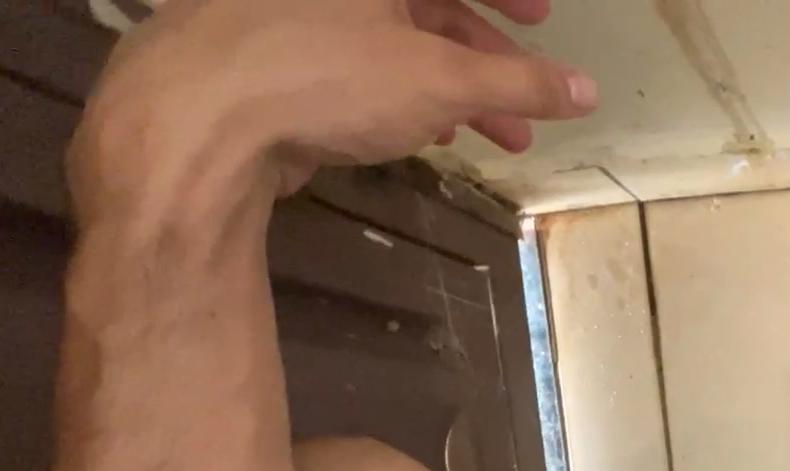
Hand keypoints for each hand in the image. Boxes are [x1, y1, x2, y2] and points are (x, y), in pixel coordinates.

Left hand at [70, 0, 595, 216]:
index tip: (544, 18)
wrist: (203, 118)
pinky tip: (440, 131)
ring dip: (464, 90)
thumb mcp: (442, 79)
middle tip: (536, 93)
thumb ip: (521, 83)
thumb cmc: (327, 75)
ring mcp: (304, 9)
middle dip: (494, 57)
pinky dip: (415, 94)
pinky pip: (370, 62)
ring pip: (405, 40)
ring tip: (507, 139)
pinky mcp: (286, 50)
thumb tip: (587, 89)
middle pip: (431, 4)